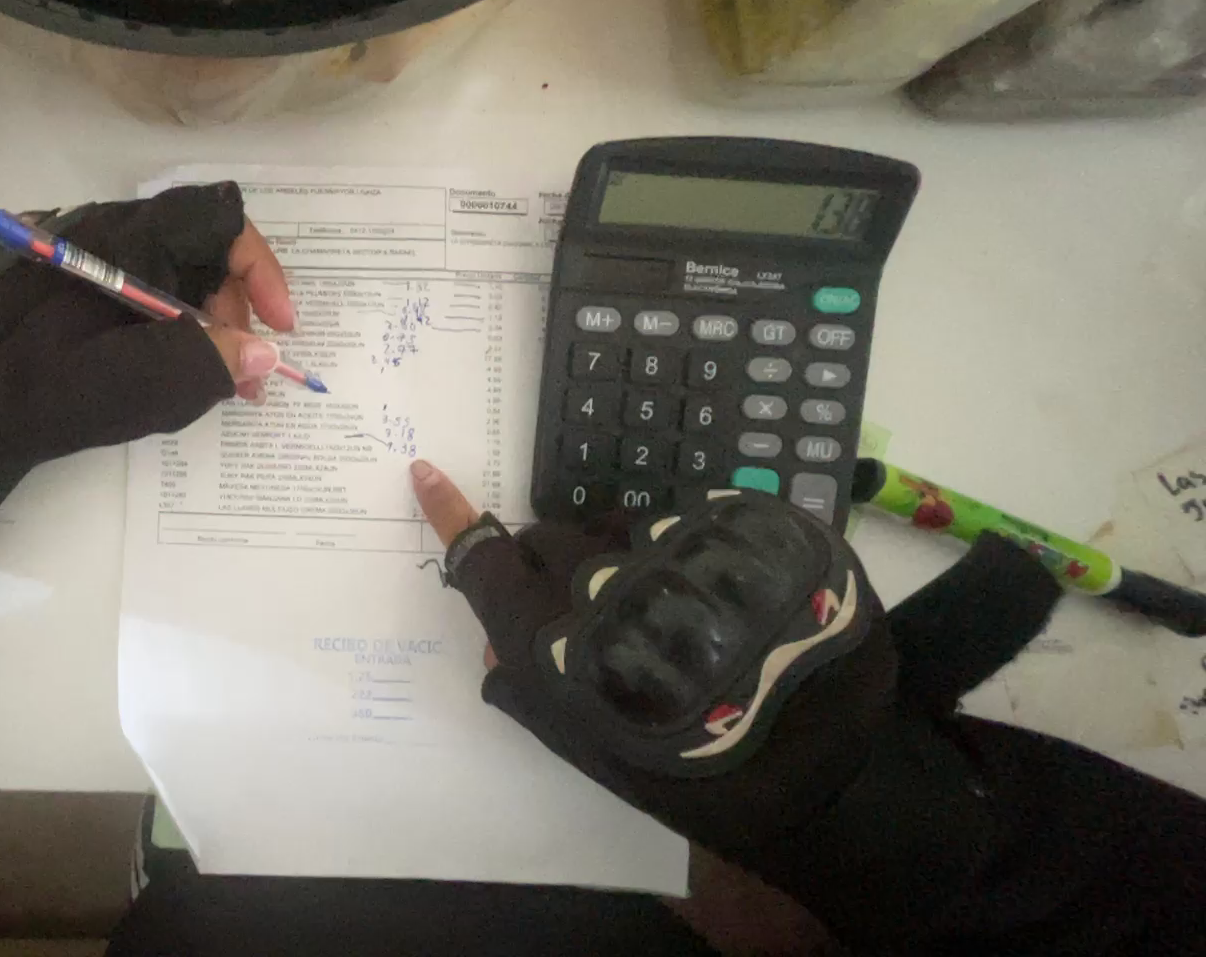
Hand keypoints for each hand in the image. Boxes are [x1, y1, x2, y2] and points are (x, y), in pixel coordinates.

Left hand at [0, 183, 292, 516]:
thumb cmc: (41, 393)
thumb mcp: (128, 385)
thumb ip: (203, 364)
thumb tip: (266, 352)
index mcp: (123, 242)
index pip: (216, 223)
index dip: (260, 270)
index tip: (279, 325)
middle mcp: (114, 237)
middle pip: (206, 258)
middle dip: (238, 317)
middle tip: (248, 379)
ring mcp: (101, 263)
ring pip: (184, 283)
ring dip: (214, 332)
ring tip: (226, 387)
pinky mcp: (91, 291)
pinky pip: (156, 300)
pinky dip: (182, 335)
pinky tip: (186, 374)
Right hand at [409, 459, 895, 849]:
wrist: (832, 786)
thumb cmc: (689, 778)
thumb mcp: (585, 748)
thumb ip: (524, 688)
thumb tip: (490, 647)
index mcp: (555, 630)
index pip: (486, 556)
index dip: (450, 513)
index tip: (425, 473)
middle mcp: (603, 577)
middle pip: (548, 537)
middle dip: (548, 563)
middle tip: (583, 611)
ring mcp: (675, 549)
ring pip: (612, 528)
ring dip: (614, 558)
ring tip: (660, 613)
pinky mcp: (738, 535)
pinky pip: (678, 526)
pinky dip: (673, 555)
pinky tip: (709, 600)